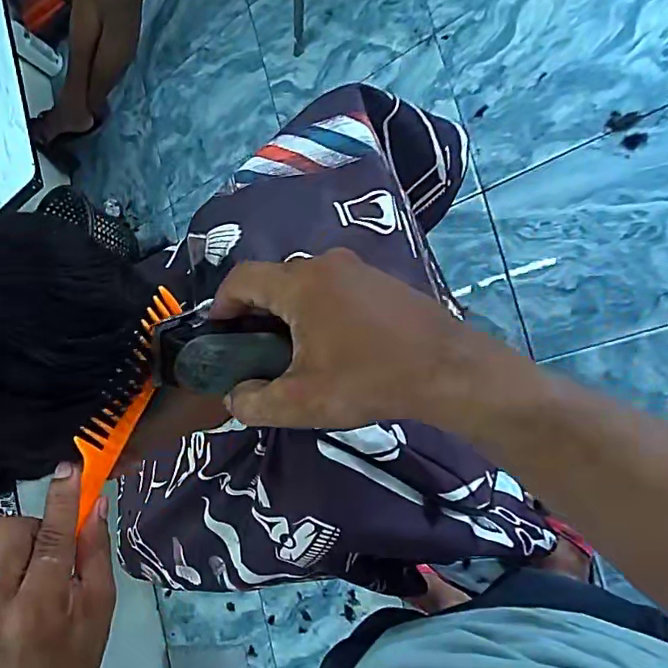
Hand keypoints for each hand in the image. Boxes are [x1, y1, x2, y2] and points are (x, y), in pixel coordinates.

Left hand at [0, 463, 117, 667]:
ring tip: (18, 561)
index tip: (68, 471)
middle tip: (47, 550)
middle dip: (35, 528)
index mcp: (44, 606)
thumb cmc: (78, 650)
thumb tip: (94, 502)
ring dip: (2, 538)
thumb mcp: (101, 603)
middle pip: (10, 529)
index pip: (54, 538)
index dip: (63, 500)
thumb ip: (95, 551)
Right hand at [210, 248, 519, 429]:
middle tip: (254, 352)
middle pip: (274, 281)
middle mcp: (326, 265)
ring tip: (294, 354)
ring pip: (306, 286)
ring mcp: (360, 270)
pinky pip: (336, 290)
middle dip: (255, 313)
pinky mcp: (383, 283)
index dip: (221, 304)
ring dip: (289, 314)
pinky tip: (334, 347)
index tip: (219, 334)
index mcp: (300, 284)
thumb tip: (236, 396)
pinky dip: (320, 312)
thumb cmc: (367, 381)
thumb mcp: (300, 403)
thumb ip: (254, 402)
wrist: (448, 371)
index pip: (242, 279)